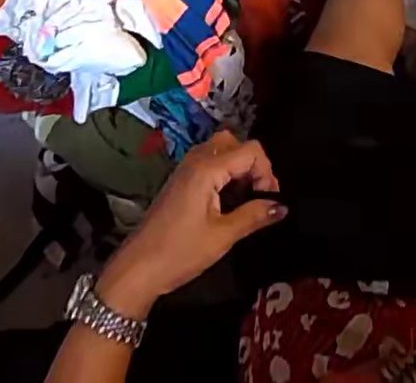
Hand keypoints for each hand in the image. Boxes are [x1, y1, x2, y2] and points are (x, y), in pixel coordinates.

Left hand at [94, 131, 285, 318]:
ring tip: (245, 195)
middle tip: (258, 192)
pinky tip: (226, 198)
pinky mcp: (180, 179)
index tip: (269, 199)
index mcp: (207, 168)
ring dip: (239, 166)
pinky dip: (225, 170)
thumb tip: (282, 206)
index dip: (267, 171)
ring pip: (222, 148)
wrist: (134, 272)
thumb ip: (254, 216)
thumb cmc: (179, 253)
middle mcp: (197, 159)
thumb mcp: (222, 237)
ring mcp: (186, 168)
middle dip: (254, 164)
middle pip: (236, 142)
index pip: (251, 150)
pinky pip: (210, 160)